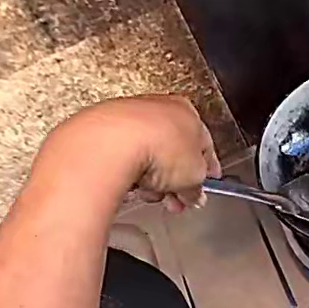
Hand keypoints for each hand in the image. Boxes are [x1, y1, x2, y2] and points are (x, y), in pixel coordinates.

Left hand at [41, 95, 219, 212]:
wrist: (113, 143)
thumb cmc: (158, 148)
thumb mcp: (195, 177)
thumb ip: (197, 188)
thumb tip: (193, 194)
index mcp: (187, 111)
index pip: (203, 145)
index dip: (204, 171)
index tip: (201, 188)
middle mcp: (159, 107)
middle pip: (173, 151)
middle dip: (176, 181)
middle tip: (176, 200)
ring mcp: (130, 115)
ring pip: (148, 155)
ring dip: (152, 180)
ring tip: (150, 193)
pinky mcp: (105, 128)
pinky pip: (125, 157)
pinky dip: (129, 172)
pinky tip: (131, 184)